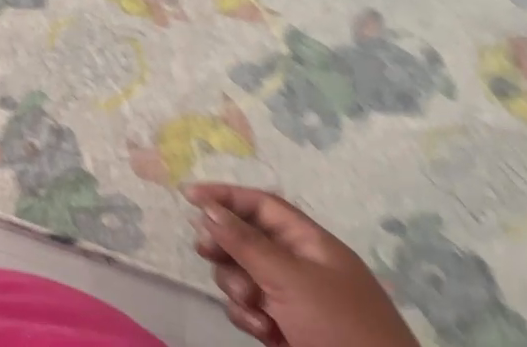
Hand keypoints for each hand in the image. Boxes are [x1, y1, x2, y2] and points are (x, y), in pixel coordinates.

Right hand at [187, 184, 417, 346]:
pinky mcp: (283, 325)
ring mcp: (291, 297)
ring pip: (240, 273)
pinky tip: (263, 330)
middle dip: (224, 247)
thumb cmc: (339, 326)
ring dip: (237, 287)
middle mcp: (299, 266)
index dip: (225, 196)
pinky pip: (247, 305)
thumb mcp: (289, 279)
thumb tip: (207, 208)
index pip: (262, 205)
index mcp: (311, 245)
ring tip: (254, 307)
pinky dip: (247, 315)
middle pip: (244, 238)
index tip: (187, 197)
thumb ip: (244, 241)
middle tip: (207, 252)